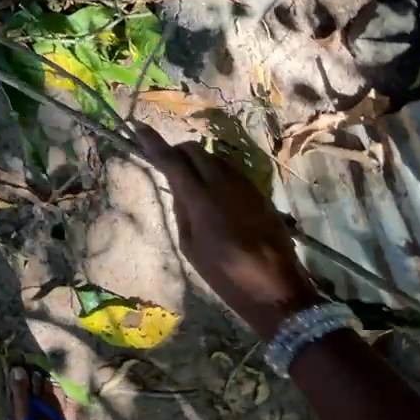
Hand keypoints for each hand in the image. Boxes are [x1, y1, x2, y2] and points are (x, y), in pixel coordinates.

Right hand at [155, 140, 321, 338]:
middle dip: (178, 151)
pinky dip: (216, 173)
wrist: (279, 292)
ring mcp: (245, 186)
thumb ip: (181, 210)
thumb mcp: (190, 247)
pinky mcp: (260, 194)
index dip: (153, 142)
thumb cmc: (226, 276)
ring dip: (198, 162)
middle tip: (169, 166)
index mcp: (201, 199)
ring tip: (194, 184)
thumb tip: (179, 188)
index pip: (172, 160)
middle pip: (194, 149)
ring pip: (214, 157)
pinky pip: (231, 171)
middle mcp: (223, 184)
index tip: (139, 127)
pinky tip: (216, 196)